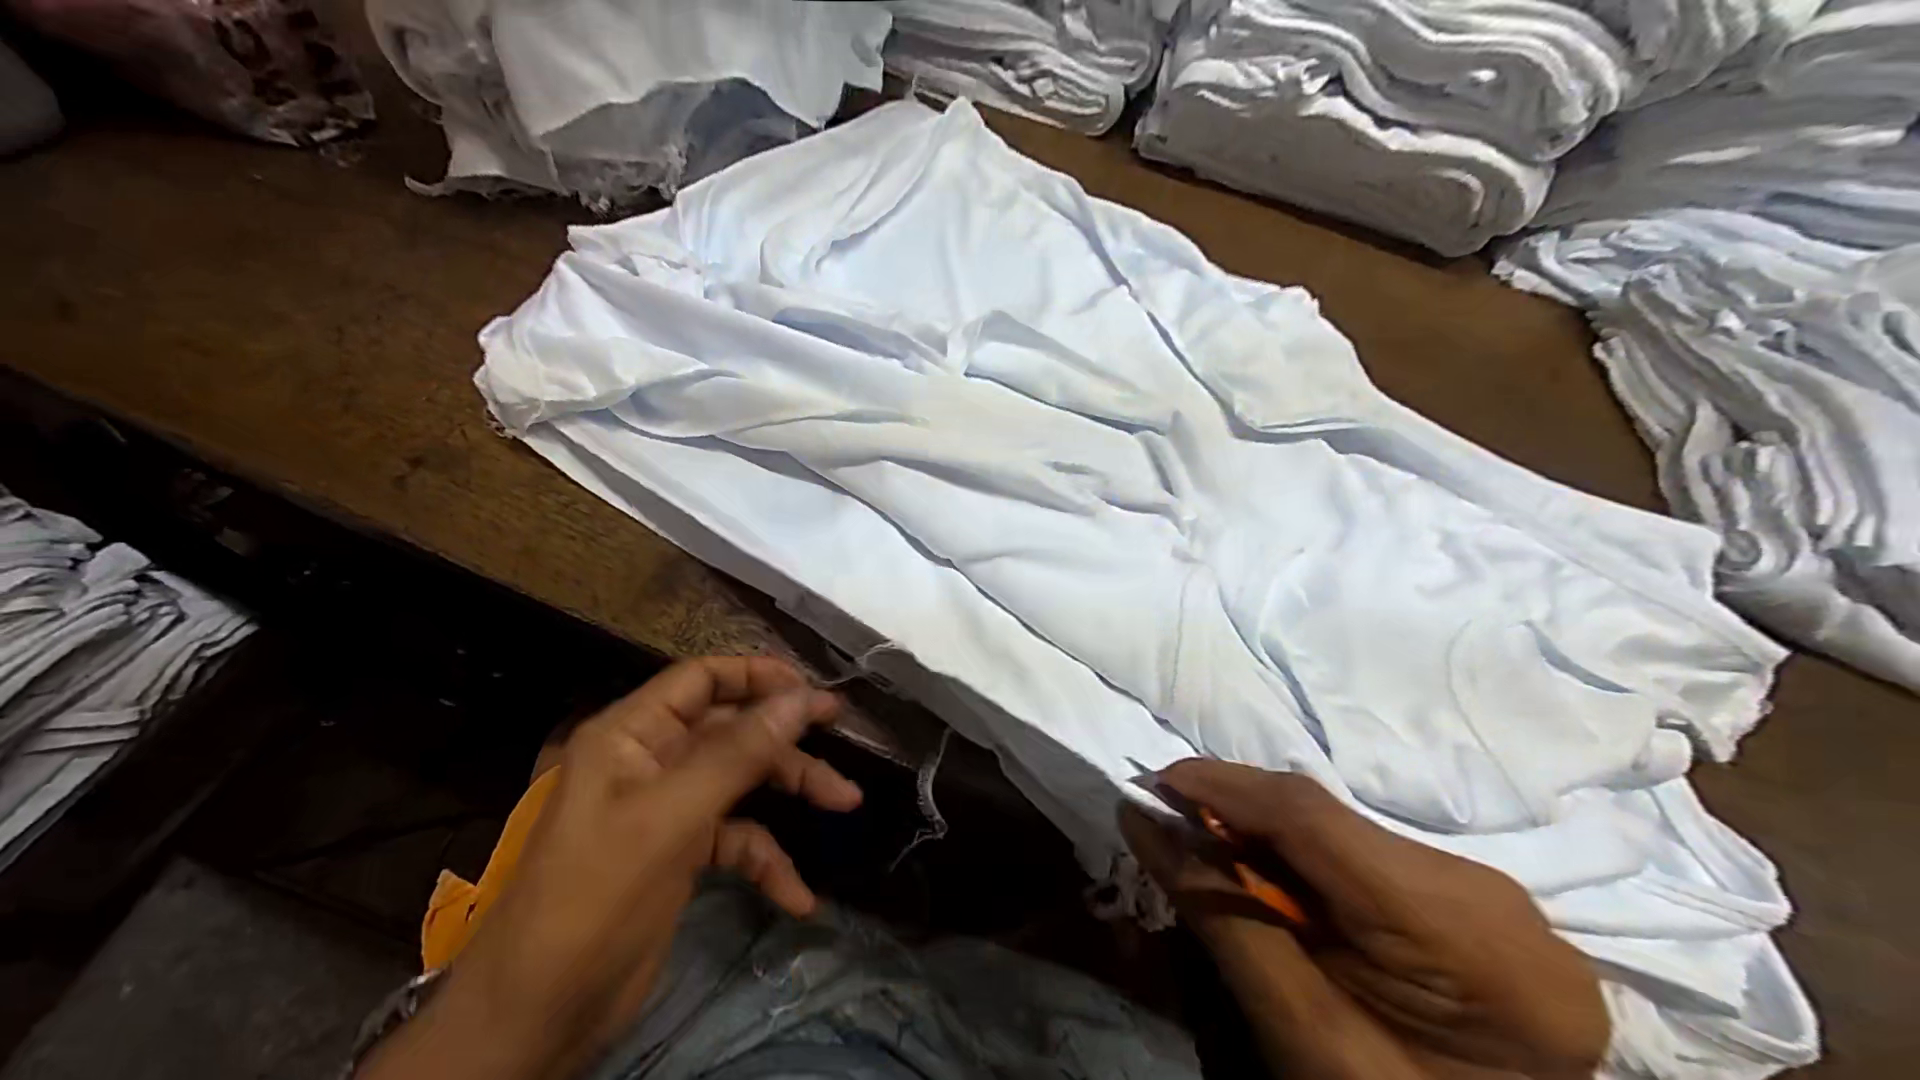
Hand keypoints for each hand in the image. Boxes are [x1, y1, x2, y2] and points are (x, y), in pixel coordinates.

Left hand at [361, 657, 860, 1079]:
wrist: (537, 1015)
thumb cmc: (596, 896)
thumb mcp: (672, 817)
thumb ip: (739, 753)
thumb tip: (800, 698)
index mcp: (631, 735)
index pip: (701, 681)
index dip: (756, 675)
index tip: (810, 689)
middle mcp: (651, 762)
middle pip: (731, 729)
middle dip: (787, 736)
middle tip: (841, 730)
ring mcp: (667, 809)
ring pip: (742, 780)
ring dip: (792, 791)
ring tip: (846, 802)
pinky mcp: (680, 853)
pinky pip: (736, 840)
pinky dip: (768, 861)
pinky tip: (798, 896)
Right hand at [1121, 761, 1607, 1079]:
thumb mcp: (1302, 1035)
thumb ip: (1224, 918)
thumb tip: (1145, 822)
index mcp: (1462, 937)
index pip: (1315, 819)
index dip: (1221, 786)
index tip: (1148, 783)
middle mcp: (1486, 891)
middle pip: (1328, 818)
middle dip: (1235, 812)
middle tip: (1164, 823)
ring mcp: (1485, 892)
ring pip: (1341, 827)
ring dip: (1263, 833)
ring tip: (1207, 855)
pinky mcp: (1470, 902)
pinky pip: (1362, 853)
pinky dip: (1301, 857)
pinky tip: (1271, 885)